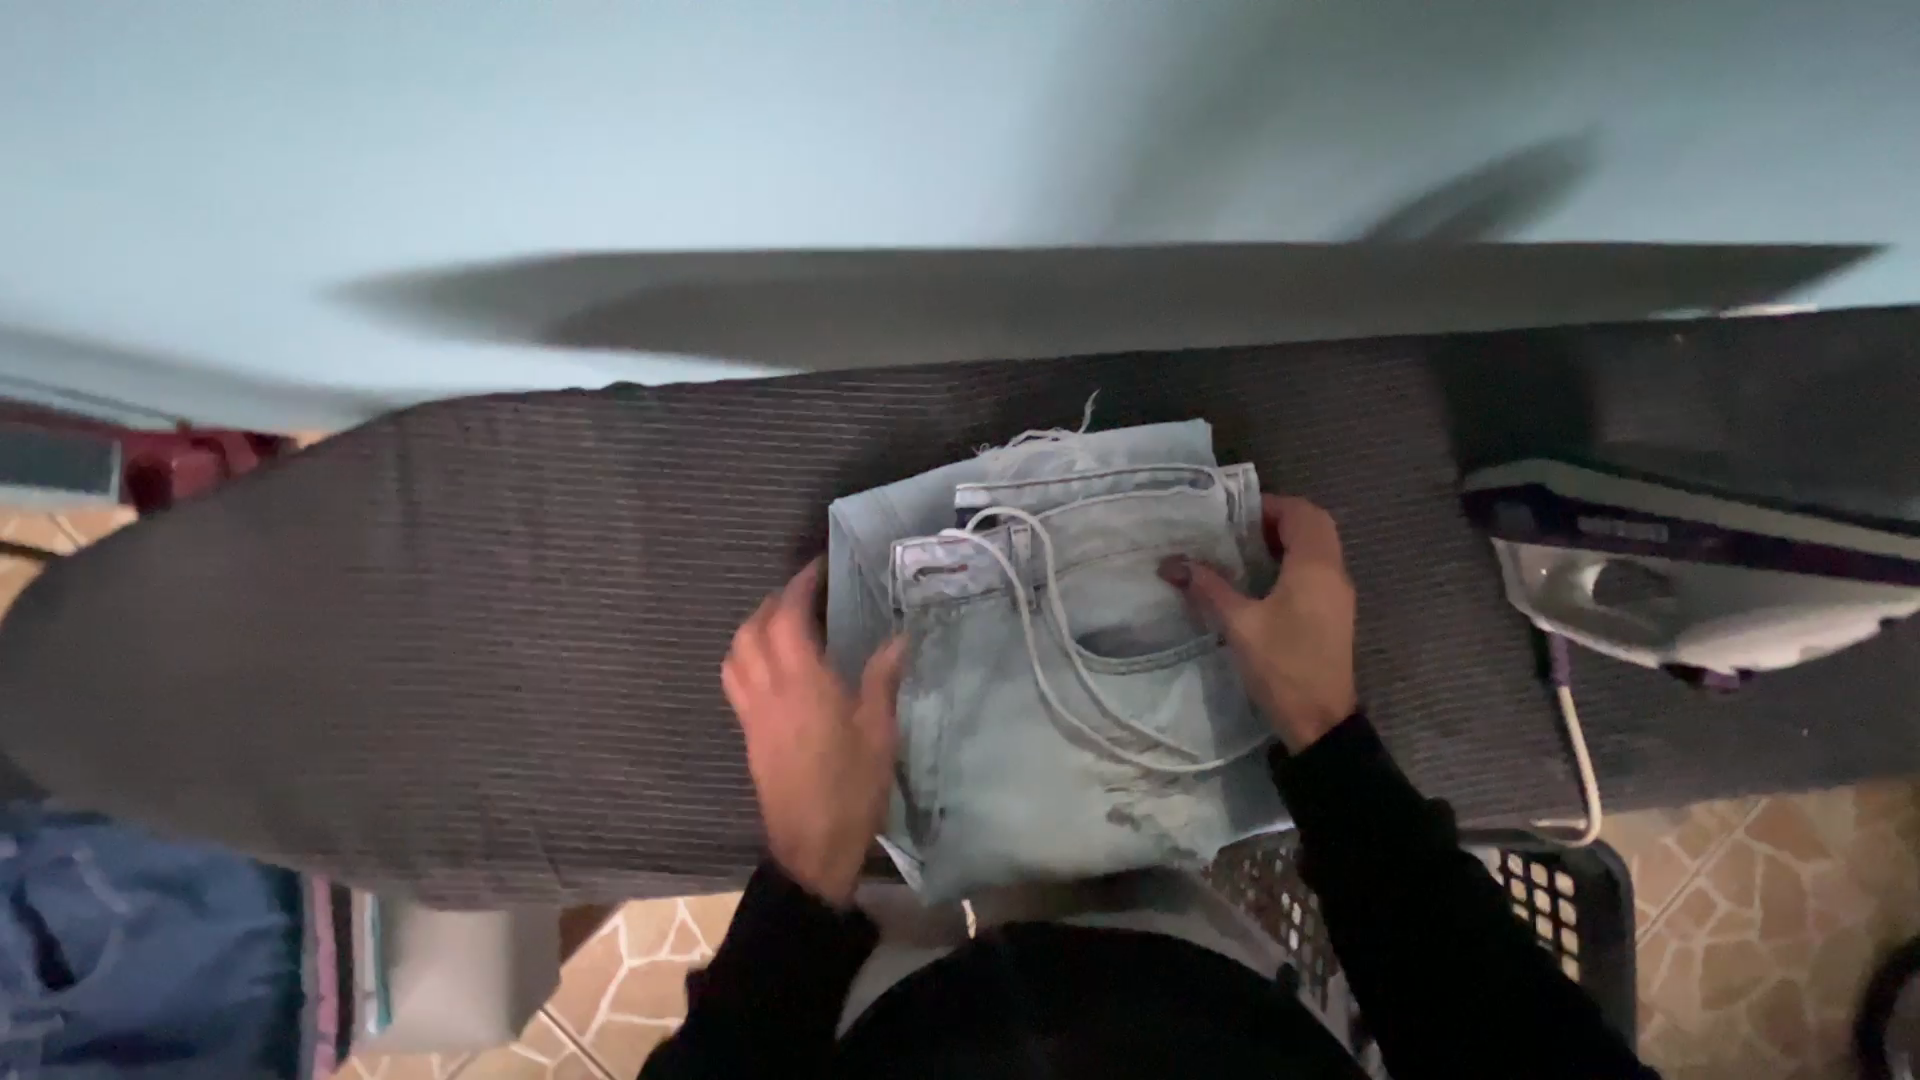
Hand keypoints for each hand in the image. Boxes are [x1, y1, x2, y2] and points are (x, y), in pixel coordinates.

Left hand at [721, 558, 905, 905]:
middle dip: (774, 601)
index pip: (788, 618)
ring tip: (784, 620)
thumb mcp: (880, 732)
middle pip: (754, 629)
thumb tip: (898, 637)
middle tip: (805, 592)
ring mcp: (753, 712)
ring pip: (737, 653)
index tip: (817, 569)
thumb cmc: (852, 788)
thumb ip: (883, 679)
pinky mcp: (749, 733)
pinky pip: (736, 678)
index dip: (799, 587)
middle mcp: (769, 690)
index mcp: (803, 683)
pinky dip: (747, 654)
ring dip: (754, 625)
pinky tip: (774, 662)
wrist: (811, 847)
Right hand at [1161, 494, 1357, 752]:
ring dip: (1285, 541)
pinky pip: (1316, 570)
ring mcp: (1337, 595)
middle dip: (1276, 520)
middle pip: (1313, 525)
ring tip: (1242, 552)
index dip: (1269, 506)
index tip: (1232, 514)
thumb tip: (1172, 563)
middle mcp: (1333, 573)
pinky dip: (1292, 562)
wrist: (1320, 721)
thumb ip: (1208, 587)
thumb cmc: (1282, 666)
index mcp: (1315, 567)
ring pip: (1317, 548)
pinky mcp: (1334, 613)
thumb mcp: (1238, 625)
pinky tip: (1259, 581)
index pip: (1301, 513)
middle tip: (1237, 530)